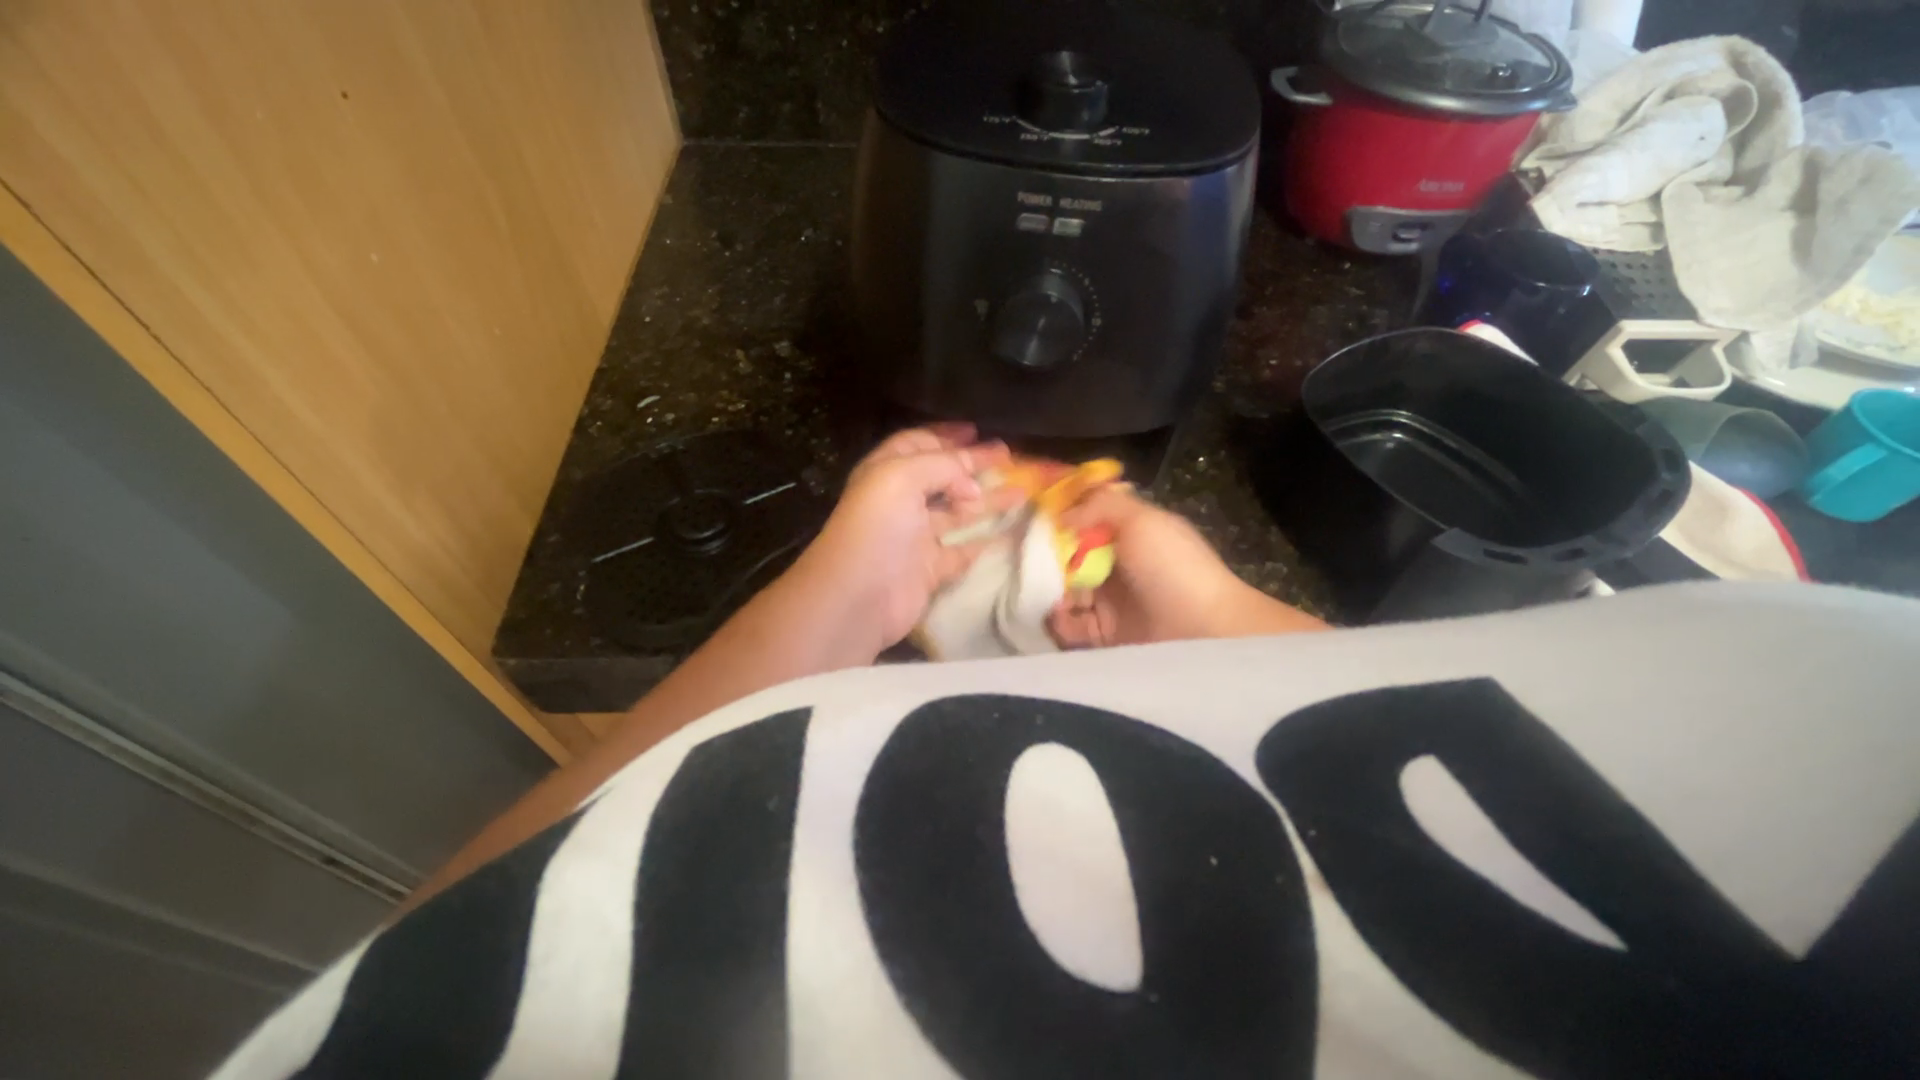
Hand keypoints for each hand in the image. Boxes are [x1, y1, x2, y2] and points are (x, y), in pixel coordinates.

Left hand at [783, 424, 1014, 658]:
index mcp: (886, 472)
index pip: (918, 444)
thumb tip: (973, 484)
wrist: (858, 597)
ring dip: (988, 500)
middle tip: (1008, 458)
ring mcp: (915, 537)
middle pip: (942, 477)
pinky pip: (963, 551)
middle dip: (974, 466)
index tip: (977, 431)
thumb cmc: (877, 527)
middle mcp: (900, 502)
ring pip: (957, 513)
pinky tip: (1010, 532)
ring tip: (1023, 491)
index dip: (946, 436)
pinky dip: (986, 542)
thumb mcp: (904, 476)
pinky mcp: (929, 570)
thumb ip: (943, 466)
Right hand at [1047, 485, 1327, 646]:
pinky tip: (1056, 613)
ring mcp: (1108, 601)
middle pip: (1066, 555)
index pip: (1083, 518)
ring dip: (1047, 588)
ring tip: (1037, 588)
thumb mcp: (1143, 520)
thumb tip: (1059, 514)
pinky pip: (1069, 625)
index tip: (1027, 512)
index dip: (1057, 516)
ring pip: (1063, 589)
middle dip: (1043, 555)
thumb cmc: (1173, 567)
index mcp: (1128, 532)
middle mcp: (1116, 564)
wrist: (1203, 632)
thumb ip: (1100, 505)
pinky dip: (1057, 620)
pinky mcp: (1103, 635)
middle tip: (1022, 556)